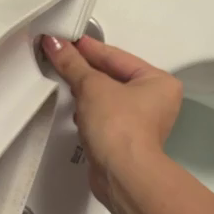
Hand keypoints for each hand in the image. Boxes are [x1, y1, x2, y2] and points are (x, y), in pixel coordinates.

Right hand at [39, 35, 182, 208]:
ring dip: (87, 94)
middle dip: (86, 71)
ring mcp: (142, 123)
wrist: (122, 174)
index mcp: (159, 81)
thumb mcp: (92, 86)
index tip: (65, 39)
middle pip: (114, 77)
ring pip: (109, 99)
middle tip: (60, 58)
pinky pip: (106, 118)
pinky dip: (90, 114)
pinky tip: (77, 113)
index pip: (117, 57)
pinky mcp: (127, 141)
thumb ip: (72, 63)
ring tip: (65, 83)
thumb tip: (54, 42)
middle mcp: (157, 101)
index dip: (89, 48)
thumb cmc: (118, 125)